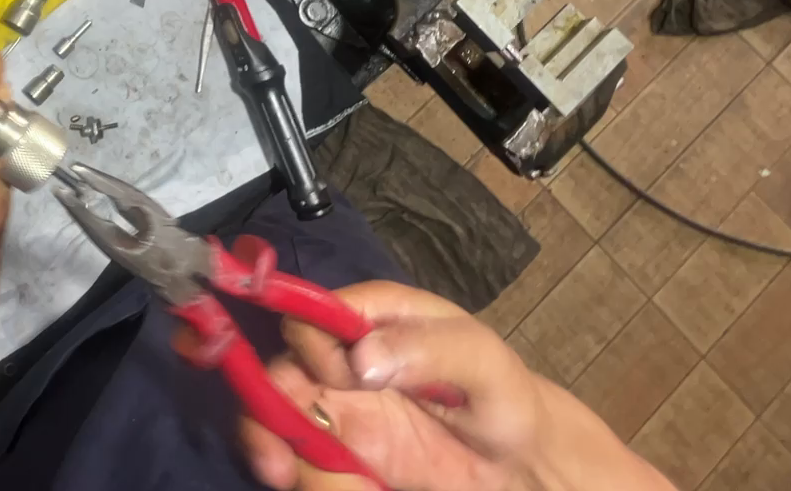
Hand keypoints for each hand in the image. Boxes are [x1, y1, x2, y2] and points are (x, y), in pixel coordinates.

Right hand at [241, 282, 546, 490]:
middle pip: (279, 375)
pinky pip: (308, 464)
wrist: (522, 463)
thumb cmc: (501, 393)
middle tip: (277, 466)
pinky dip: (316, 481)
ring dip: (289, 459)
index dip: (313, 350)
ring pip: (282, 425)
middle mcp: (338, 357)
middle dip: (268, 417)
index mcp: (364, 317)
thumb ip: (426, 349)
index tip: (342, 381)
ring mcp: (337, 407)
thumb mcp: (480, 361)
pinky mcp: (342, 452)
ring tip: (335, 487)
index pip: (309, 321)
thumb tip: (359, 358)